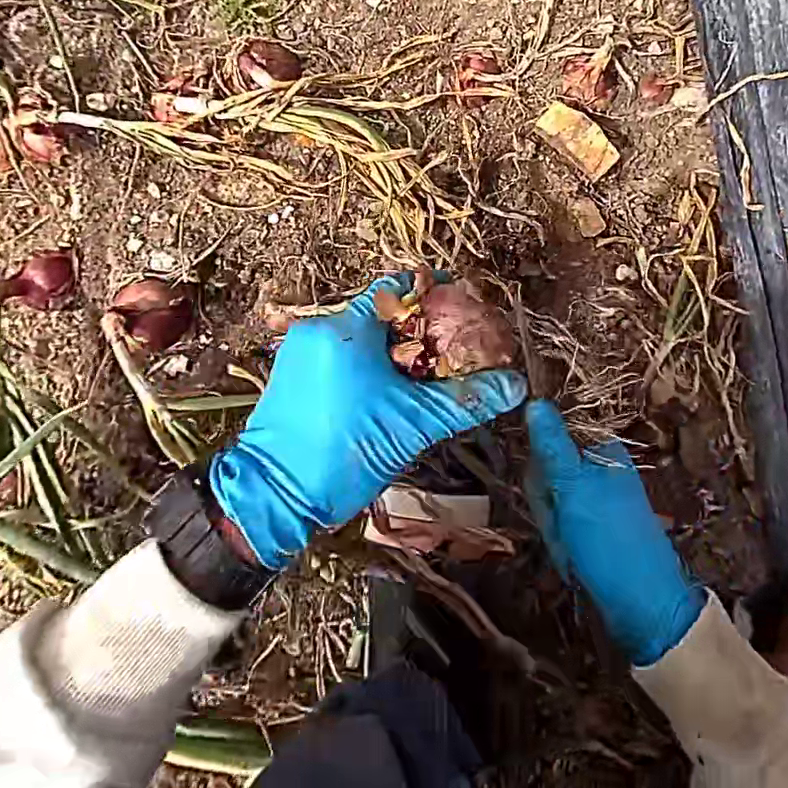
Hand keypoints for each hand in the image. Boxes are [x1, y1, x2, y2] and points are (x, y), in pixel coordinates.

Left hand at [209, 273, 527, 568]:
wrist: (274, 498)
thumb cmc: (343, 453)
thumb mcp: (413, 425)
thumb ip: (465, 400)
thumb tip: (513, 385)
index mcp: (347, 329)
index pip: (397, 289)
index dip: (431, 291)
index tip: (457, 302)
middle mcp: (320, 329)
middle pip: (380, 312)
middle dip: (416, 326)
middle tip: (448, 344)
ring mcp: (301, 350)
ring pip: (360, 335)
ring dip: (391, 347)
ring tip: (423, 370)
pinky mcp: (292, 372)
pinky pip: (339, 354)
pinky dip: (366, 362)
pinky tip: (388, 388)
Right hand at [525, 399, 704, 665]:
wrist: (643, 608)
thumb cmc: (613, 540)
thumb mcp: (576, 487)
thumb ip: (552, 444)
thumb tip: (534, 400)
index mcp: (601, 449)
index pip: (549, 434)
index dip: (540, 461)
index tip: (545, 482)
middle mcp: (597, 469)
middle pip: (543, 467)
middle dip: (544, 499)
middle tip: (561, 521)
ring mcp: (592, 499)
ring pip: (546, 497)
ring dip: (550, 525)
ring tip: (570, 545)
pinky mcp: (588, 525)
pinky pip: (556, 522)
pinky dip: (558, 541)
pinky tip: (571, 557)